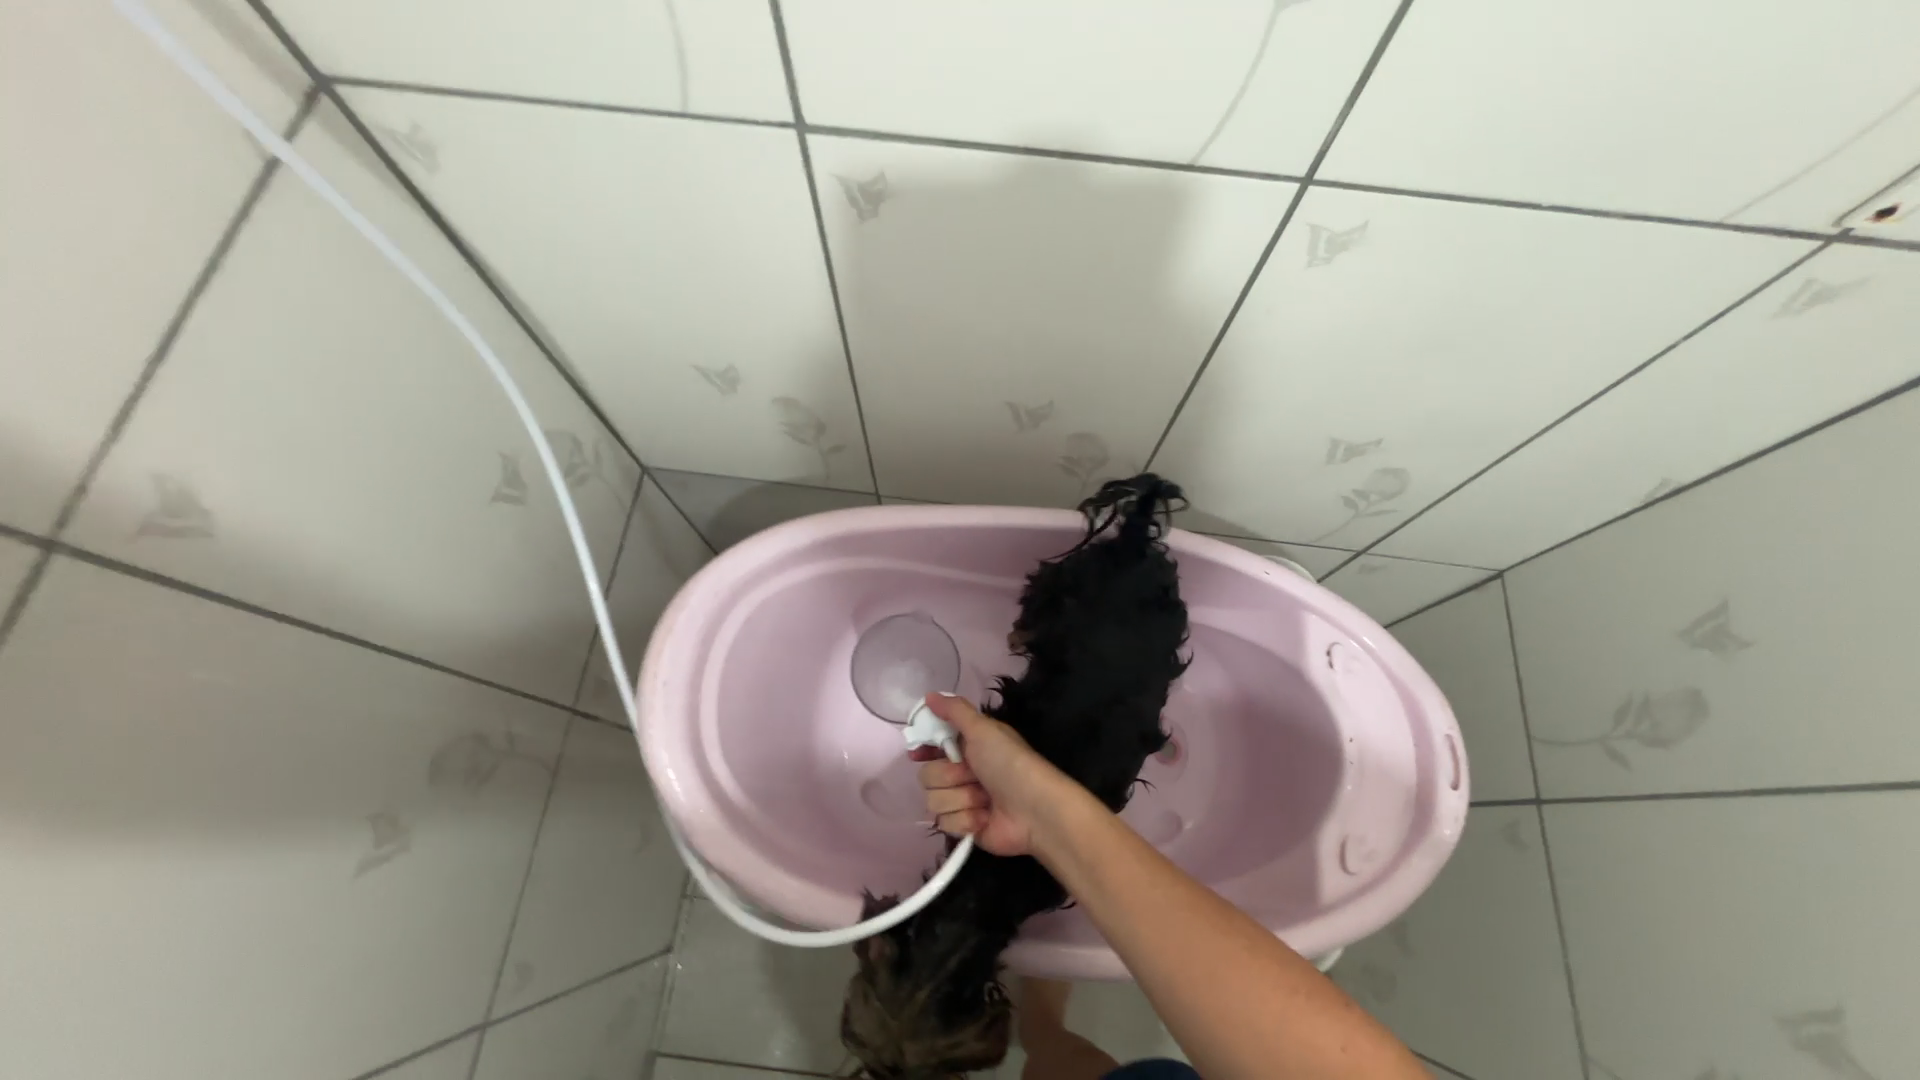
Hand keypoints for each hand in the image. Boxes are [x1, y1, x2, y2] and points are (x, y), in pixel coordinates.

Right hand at [909, 693, 1072, 856]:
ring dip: (961, 799)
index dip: (924, 749)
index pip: (932, 746)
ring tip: (984, 799)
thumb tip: (928, 695)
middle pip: (928, 776)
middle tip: (972, 775)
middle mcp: (962, 773)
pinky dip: (965, 820)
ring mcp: (962, 802)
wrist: (1034, 810)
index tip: (918, 753)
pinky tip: (984, 817)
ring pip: (934, 801)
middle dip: (951, 777)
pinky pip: (944, 823)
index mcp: (968, 747)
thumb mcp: (984, 729)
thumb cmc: (1010, 763)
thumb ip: (955, 711)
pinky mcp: (964, 827)